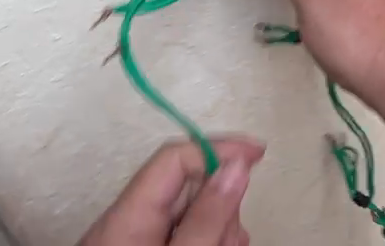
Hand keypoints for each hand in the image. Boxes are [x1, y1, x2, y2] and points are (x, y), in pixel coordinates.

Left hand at [79, 138, 262, 245]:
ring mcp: (133, 240)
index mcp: (125, 217)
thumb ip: (207, 217)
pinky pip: (183, 230)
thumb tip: (240, 163)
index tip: (259, 154)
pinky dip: (208, 235)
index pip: (174, 157)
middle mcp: (126, 222)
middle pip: (186, 184)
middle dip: (222, 198)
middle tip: (235, 233)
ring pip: (190, 209)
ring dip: (219, 223)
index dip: (218, 148)